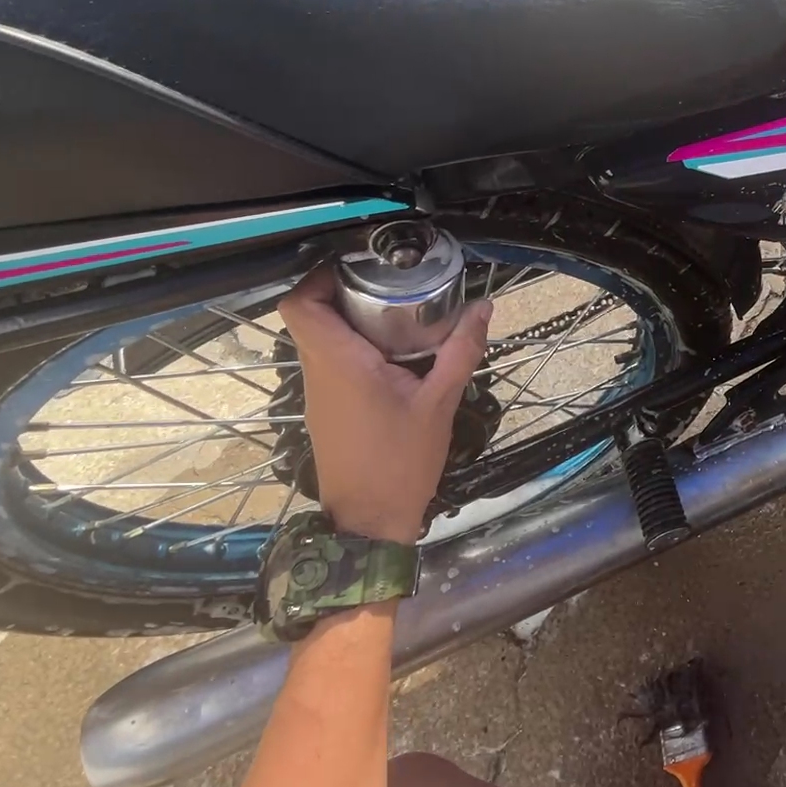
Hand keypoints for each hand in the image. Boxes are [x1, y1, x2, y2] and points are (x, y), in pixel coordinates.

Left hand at [276, 269, 491, 542]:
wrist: (370, 519)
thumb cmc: (401, 459)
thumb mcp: (441, 401)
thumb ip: (461, 351)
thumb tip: (483, 307)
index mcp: (340, 363)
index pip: (302, 304)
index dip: (321, 276)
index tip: (364, 268)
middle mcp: (319, 371)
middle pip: (312, 315)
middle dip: (348, 292)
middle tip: (396, 286)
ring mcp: (320, 392)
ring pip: (322, 338)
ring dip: (355, 320)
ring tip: (405, 314)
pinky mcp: (329, 408)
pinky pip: (334, 362)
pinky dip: (360, 347)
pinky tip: (400, 355)